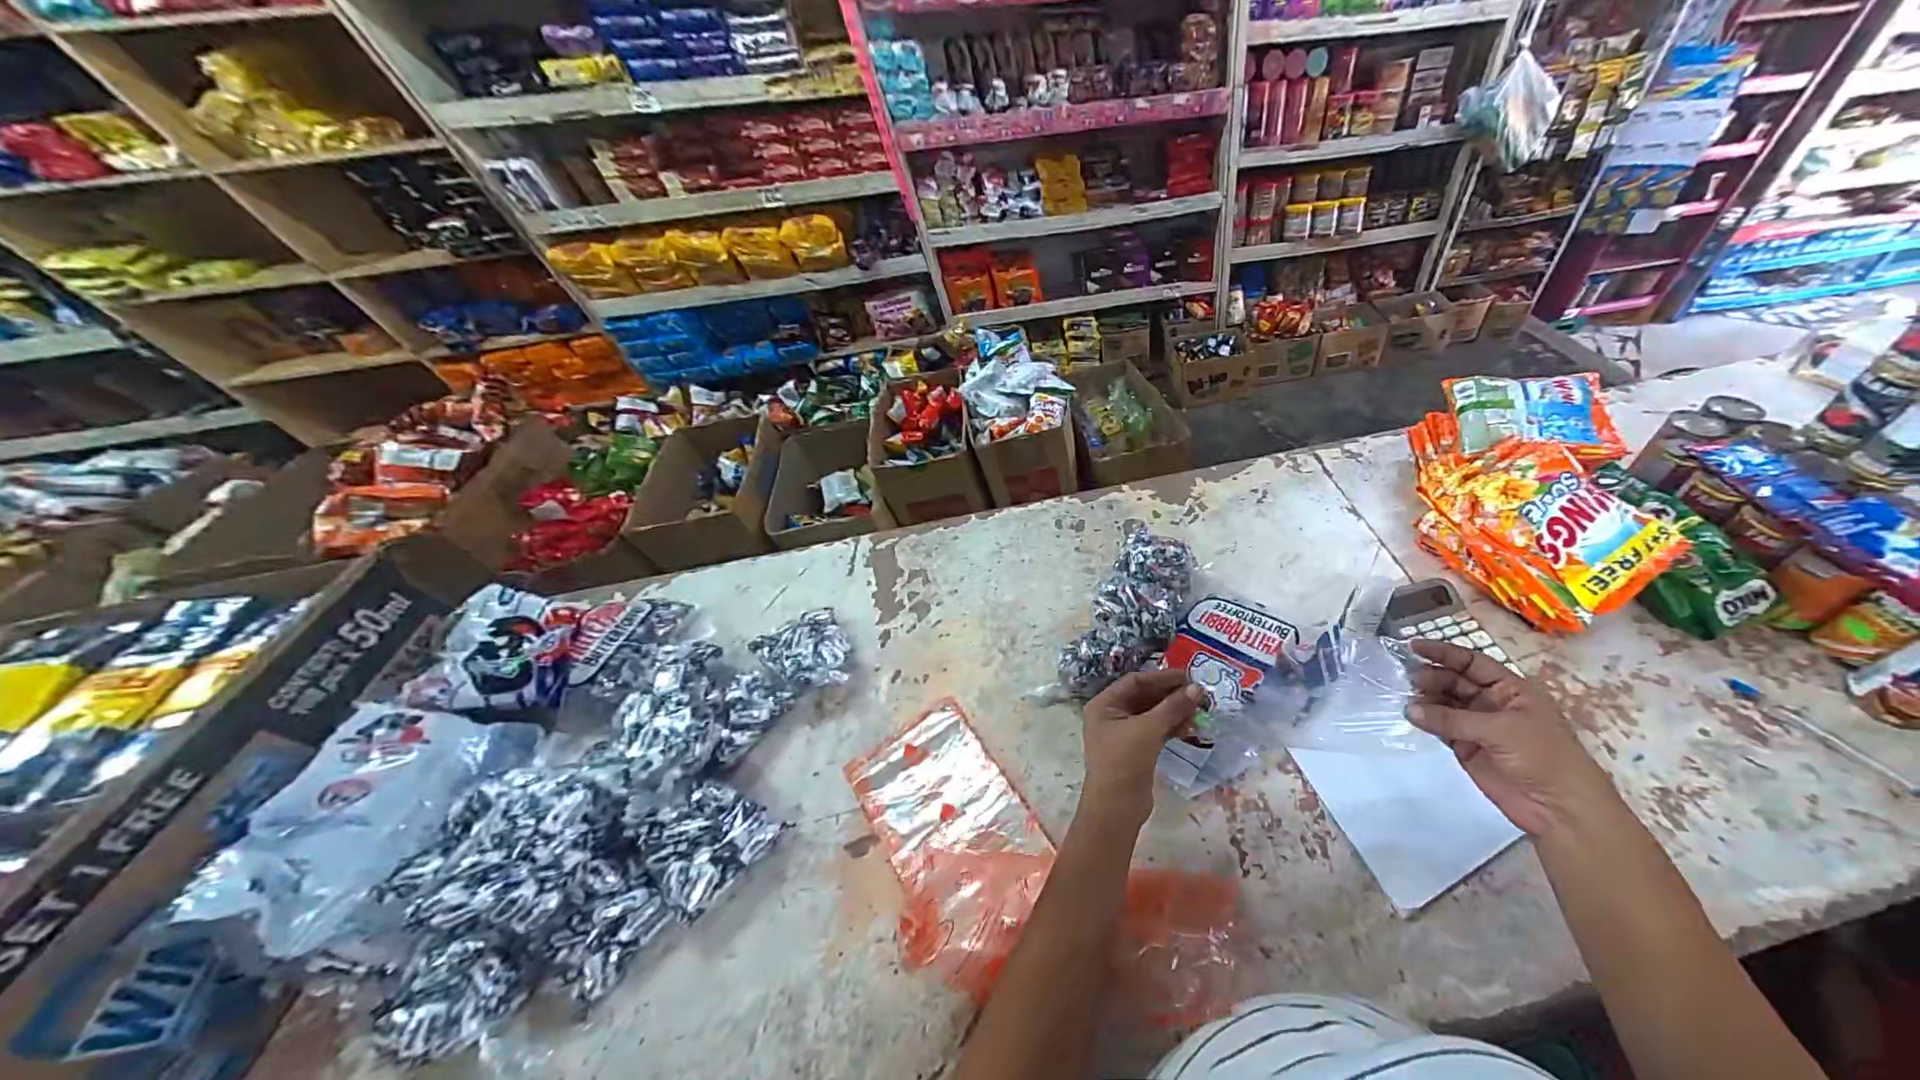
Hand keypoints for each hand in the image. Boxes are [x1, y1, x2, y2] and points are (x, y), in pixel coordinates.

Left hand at [1080, 669, 1203, 825]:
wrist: (1116, 807)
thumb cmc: (1124, 761)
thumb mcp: (1148, 729)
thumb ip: (1172, 707)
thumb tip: (1197, 688)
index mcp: (1104, 704)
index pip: (1134, 682)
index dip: (1161, 677)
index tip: (1188, 676)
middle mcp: (1111, 715)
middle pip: (1144, 697)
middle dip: (1170, 695)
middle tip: (1199, 693)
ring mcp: (1124, 734)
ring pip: (1152, 714)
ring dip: (1174, 710)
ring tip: (1199, 709)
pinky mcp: (1137, 750)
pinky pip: (1156, 730)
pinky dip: (1171, 726)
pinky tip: (1190, 725)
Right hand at [1406, 639, 1621, 841]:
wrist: (1560, 808)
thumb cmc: (1544, 758)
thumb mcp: (1502, 730)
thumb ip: (1452, 719)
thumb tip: (1409, 709)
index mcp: (1511, 690)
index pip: (1472, 663)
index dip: (1444, 653)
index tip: (1413, 646)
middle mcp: (1492, 702)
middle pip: (1454, 680)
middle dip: (1431, 677)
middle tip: (1408, 681)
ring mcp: (1478, 725)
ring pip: (1443, 702)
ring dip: (1424, 698)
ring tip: (1405, 698)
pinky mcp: (1465, 746)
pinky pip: (1439, 726)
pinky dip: (1424, 720)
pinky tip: (1410, 715)